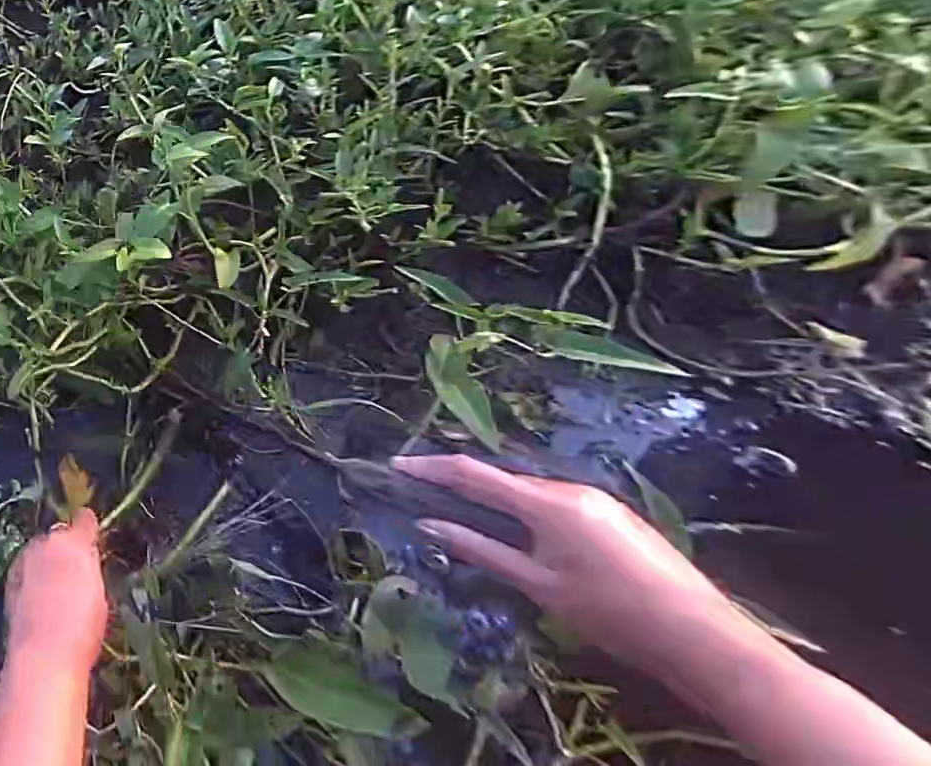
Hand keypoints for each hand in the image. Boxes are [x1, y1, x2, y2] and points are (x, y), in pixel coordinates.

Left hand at [4, 507, 106, 673]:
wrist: (43, 654)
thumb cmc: (83, 629)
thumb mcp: (99, 596)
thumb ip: (90, 570)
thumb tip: (85, 559)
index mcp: (75, 543)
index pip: (83, 521)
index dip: (87, 527)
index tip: (90, 533)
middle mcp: (47, 543)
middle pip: (58, 537)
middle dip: (64, 549)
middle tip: (74, 574)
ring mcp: (25, 559)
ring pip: (39, 553)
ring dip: (46, 562)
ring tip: (55, 590)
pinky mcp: (9, 578)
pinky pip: (26, 571)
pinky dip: (32, 578)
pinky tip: (37, 601)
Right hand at [395, 456, 930, 765]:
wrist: (714, 646)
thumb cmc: (616, 616)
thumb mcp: (539, 586)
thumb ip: (480, 549)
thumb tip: (427, 523)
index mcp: (547, 503)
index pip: (472, 474)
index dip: (430, 467)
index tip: (397, 464)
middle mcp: (571, 490)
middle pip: (501, 480)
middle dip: (462, 485)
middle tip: (428, 495)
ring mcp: (598, 501)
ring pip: (529, 491)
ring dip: (496, 500)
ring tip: (471, 517)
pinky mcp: (616, 516)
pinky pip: (555, 502)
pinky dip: (527, 510)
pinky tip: (524, 534)